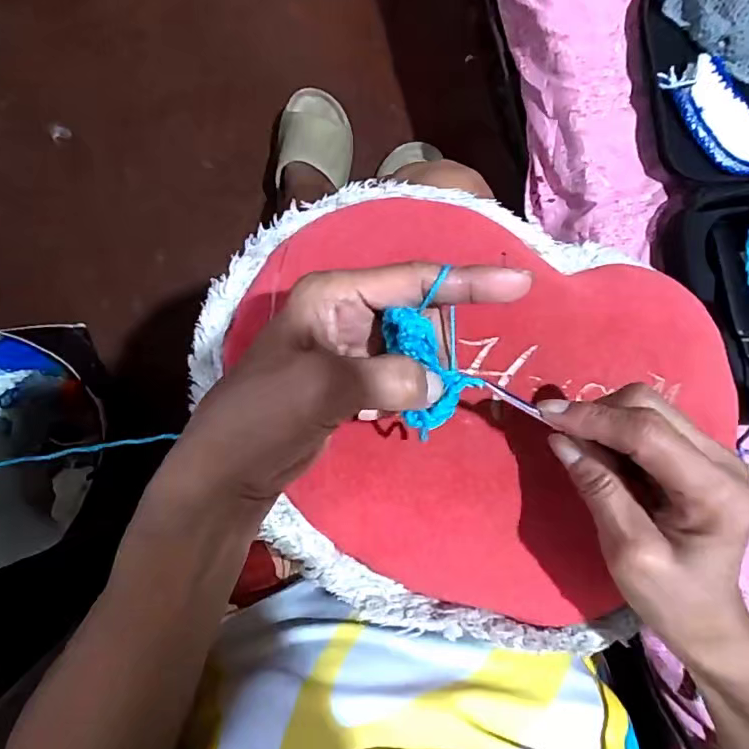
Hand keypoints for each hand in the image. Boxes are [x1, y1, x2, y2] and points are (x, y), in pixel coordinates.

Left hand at [176, 262, 531, 503]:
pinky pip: (402, 374)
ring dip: (427, 372)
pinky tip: (409, 408)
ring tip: (409, 402)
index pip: (414, 279)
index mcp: (334, 294)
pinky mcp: (354, 379)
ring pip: (415, 347)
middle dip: (439, 344)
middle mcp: (345, 311)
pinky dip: (414, 389)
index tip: (520, 284)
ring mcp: (351, 346)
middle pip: (420, 313)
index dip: (469, 281)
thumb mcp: (322, 389)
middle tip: (431, 383)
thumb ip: (386, 378)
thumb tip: (438, 382)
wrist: (228, 470)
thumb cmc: (262, 416)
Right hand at [539, 384, 748, 666]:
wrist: (708, 620)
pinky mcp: (703, 457)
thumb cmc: (670, 598)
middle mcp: (724, 461)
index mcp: (714, 490)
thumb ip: (599, 490)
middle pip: (651, 407)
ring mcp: (717, 455)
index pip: (648, 432)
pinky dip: (620, 431)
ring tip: (581, 448)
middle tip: (562, 436)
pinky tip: (604, 455)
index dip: (594, 418)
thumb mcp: (627, 552)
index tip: (546, 414)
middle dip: (599, 414)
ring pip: (652, 409)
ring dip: (608, 420)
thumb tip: (561, 440)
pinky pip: (654, 425)